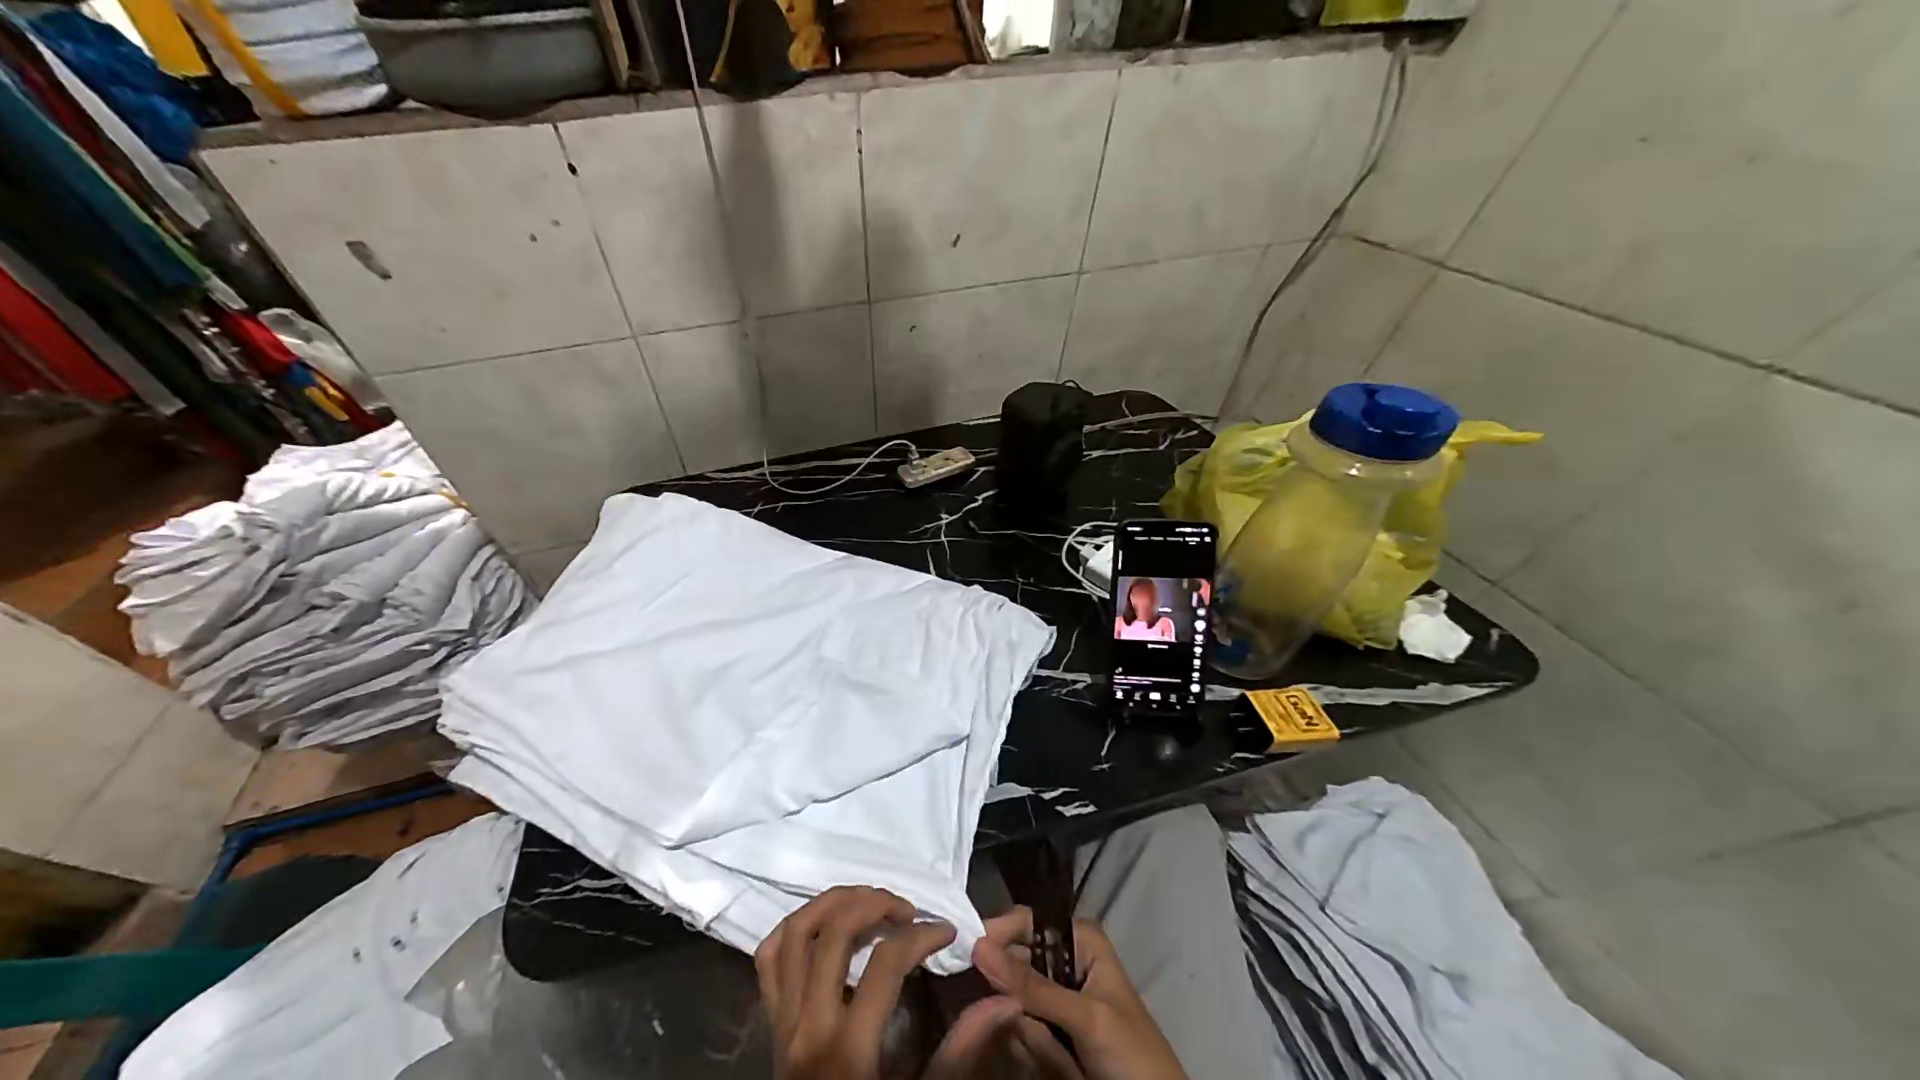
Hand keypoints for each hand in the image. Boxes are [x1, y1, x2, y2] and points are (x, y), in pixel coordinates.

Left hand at [756, 886, 1024, 1079]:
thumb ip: (961, 1050)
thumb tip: (1006, 1001)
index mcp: (848, 1048)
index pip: (885, 962)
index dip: (922, 935)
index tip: (947, 930)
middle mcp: (806, 1025)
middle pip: (833, 932)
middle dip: (876, 903)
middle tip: (908, 908)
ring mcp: (780, 1020)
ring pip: (794, 933)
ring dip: (833, 903)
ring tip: (869, 900)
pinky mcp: (769, 1021)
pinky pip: (768, 958)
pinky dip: (794, 927)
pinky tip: (825, 924)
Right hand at [971, 908, 1190, 1079]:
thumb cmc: (1132, 1054)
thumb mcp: (1085, 1017)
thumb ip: (1032, 986)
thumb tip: (977, 946)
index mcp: (1080, 939)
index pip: (1026, 920)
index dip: (996, 934)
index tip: (966, 956)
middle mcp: (1066, 959)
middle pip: (1015, 959)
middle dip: (1011, 993)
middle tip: (1028, 1024)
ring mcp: (1058, 995)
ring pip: (1015, 997)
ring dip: (1024, 1025)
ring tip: (1057, 1051)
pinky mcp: (1053, 1027)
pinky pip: (1023, 1025)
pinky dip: (1029, 1042)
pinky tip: (1053, 1058)